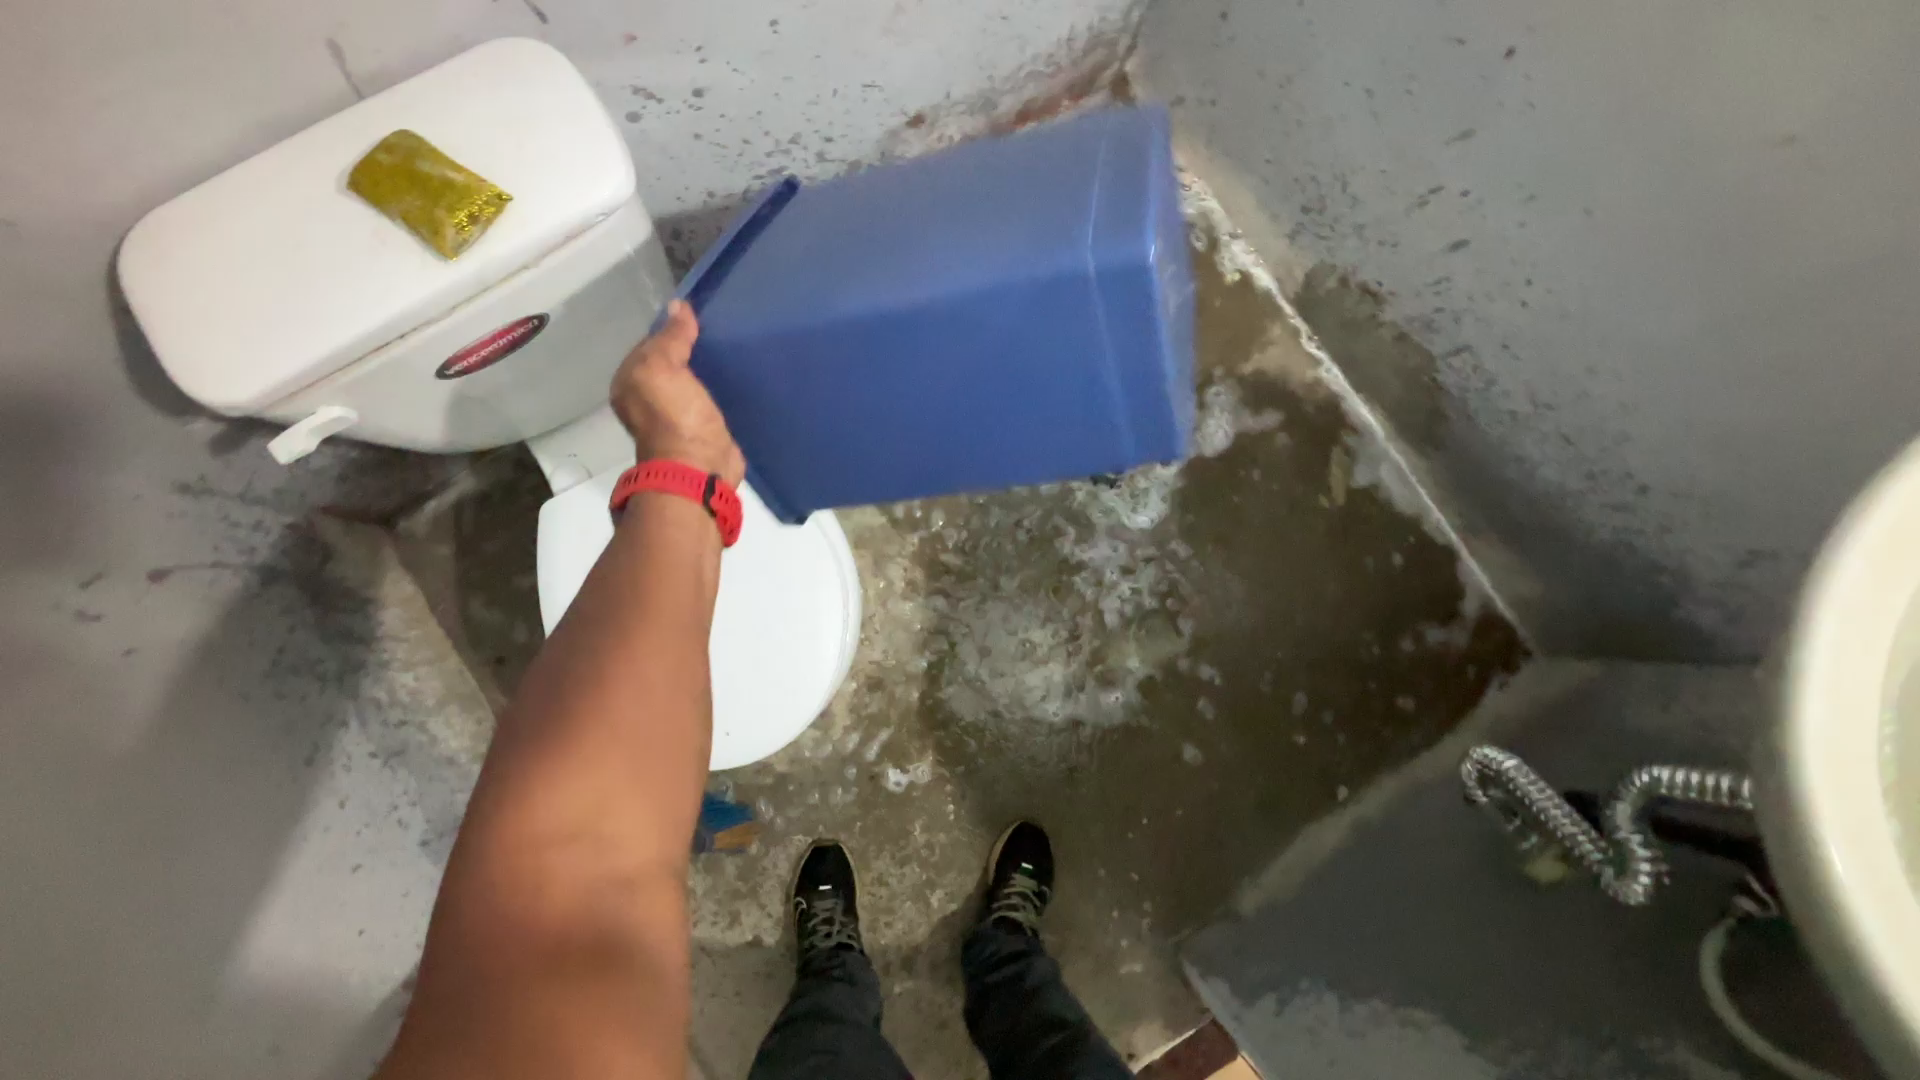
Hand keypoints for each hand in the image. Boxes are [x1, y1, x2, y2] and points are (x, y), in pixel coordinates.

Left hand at [610, 300, 745, 486]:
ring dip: (709, 368)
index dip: (673, 329)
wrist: (700, 469)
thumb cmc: (675, 417)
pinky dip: (722, 387)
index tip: (700, 318)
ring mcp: (677, 414)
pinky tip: (736, 377)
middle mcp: (649, 398)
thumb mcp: (662, 368)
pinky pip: (711, 397)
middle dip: (693, 348)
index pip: (651, 343)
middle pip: (673, 362)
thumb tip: (678, 306)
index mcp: (631, 382)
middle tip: (721, 331)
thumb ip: (670, 337)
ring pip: (693, 380)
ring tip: (732, 349)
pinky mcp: (704, 427)